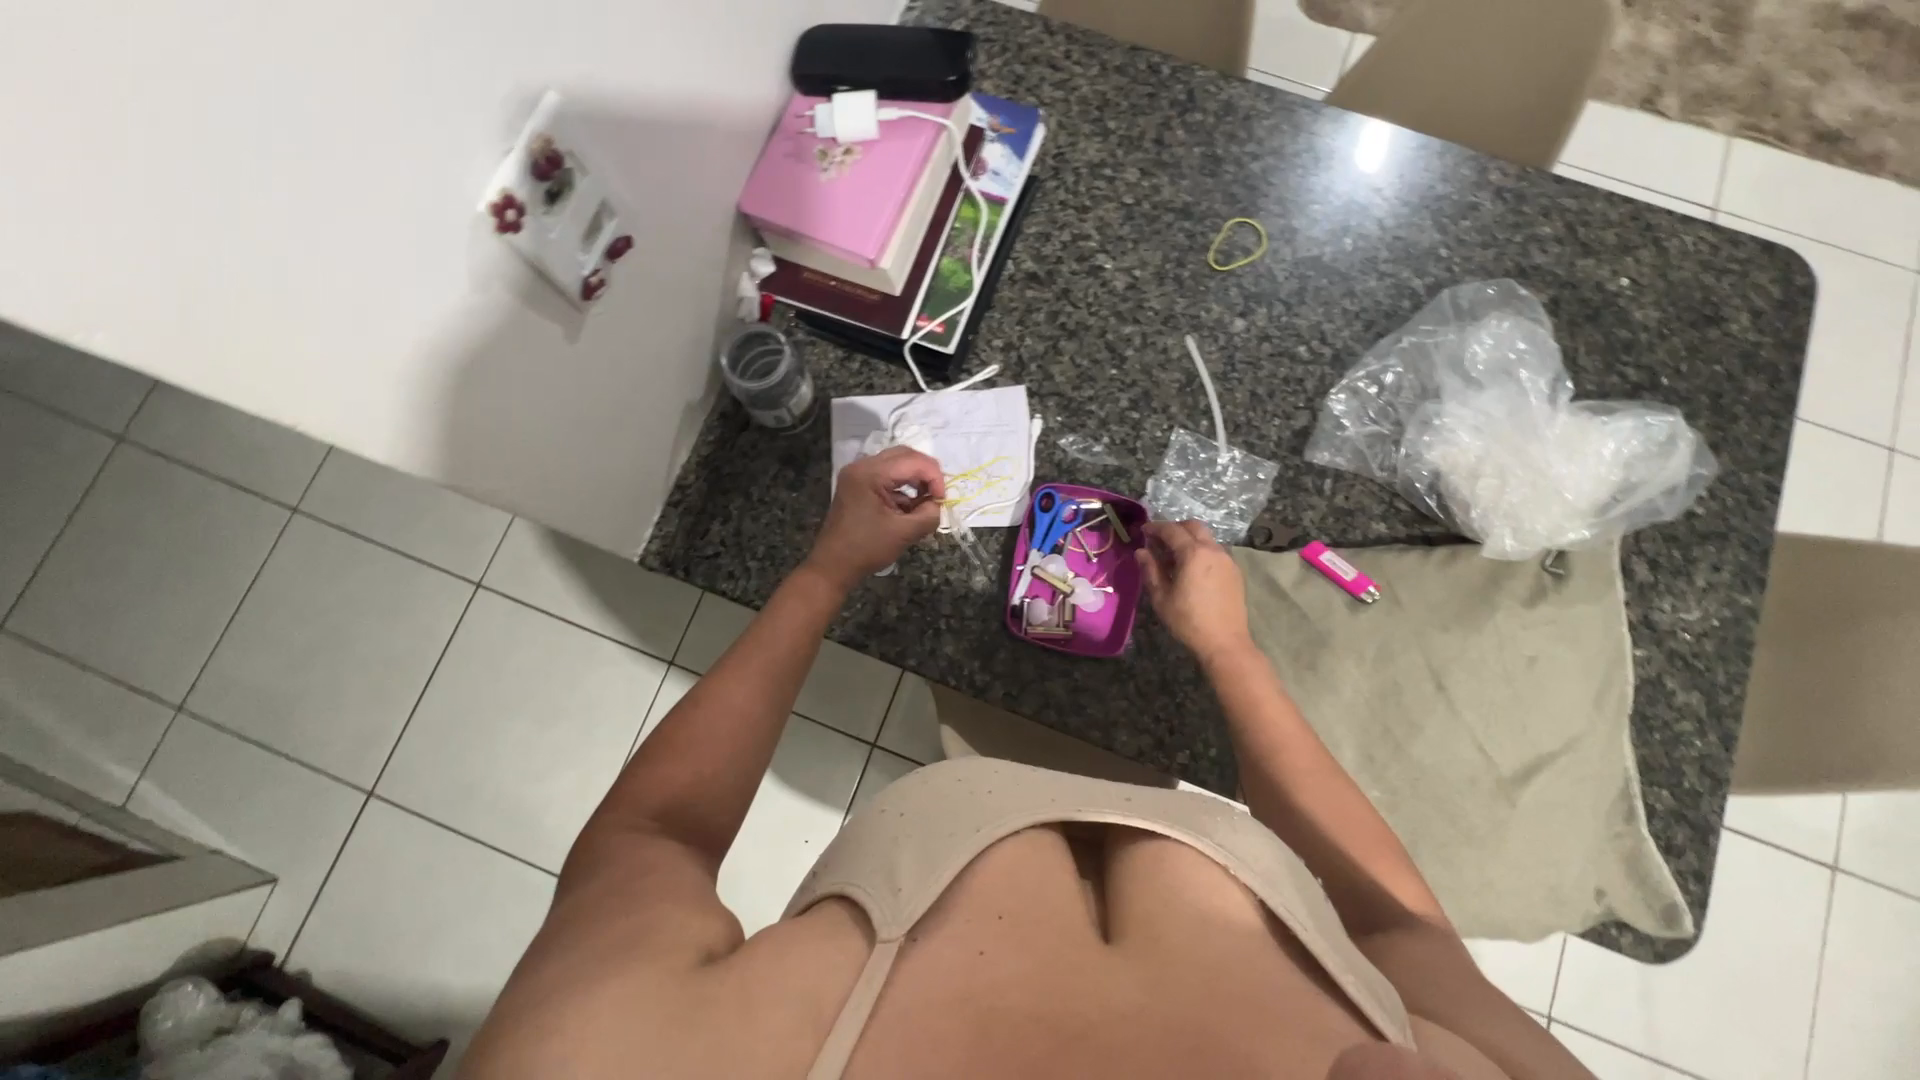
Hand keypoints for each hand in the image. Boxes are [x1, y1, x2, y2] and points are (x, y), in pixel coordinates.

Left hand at [805, 446, 946, 588]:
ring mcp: (857, 475)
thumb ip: (929, 514)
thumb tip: (937, 504)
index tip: (943, 500)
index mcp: (869, 473)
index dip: (934, 478)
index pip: (913, 461)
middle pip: (904, 456)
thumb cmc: (866, 550)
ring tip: (924, 503)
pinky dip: (902, 488)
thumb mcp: (905, 533)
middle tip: (937, 496)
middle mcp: (861, 466)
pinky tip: (909, 508)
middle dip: (926, 474)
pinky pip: (886, 476)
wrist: (833, 567)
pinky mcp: (857, 486)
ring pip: (896, 464)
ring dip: (914, 480)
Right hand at [1136, 520, 1253, 664]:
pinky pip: (1216, 551)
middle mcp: (1213, 550)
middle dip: (1175, 528)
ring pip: (1207, 538)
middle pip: (1194, 526)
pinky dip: (1201, 550)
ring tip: (1175, 556)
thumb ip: (1150, 570)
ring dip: (1190, 539)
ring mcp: (1227, 560)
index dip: (1155, 528)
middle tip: (1160, 540)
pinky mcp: (1235, 571)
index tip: (1143, 531)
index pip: (1172, 530)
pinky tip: (1193, 569)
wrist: (1225, 642)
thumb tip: (1141, 551)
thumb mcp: (1161, 597)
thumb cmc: (1188, 621)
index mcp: (1193, 554)